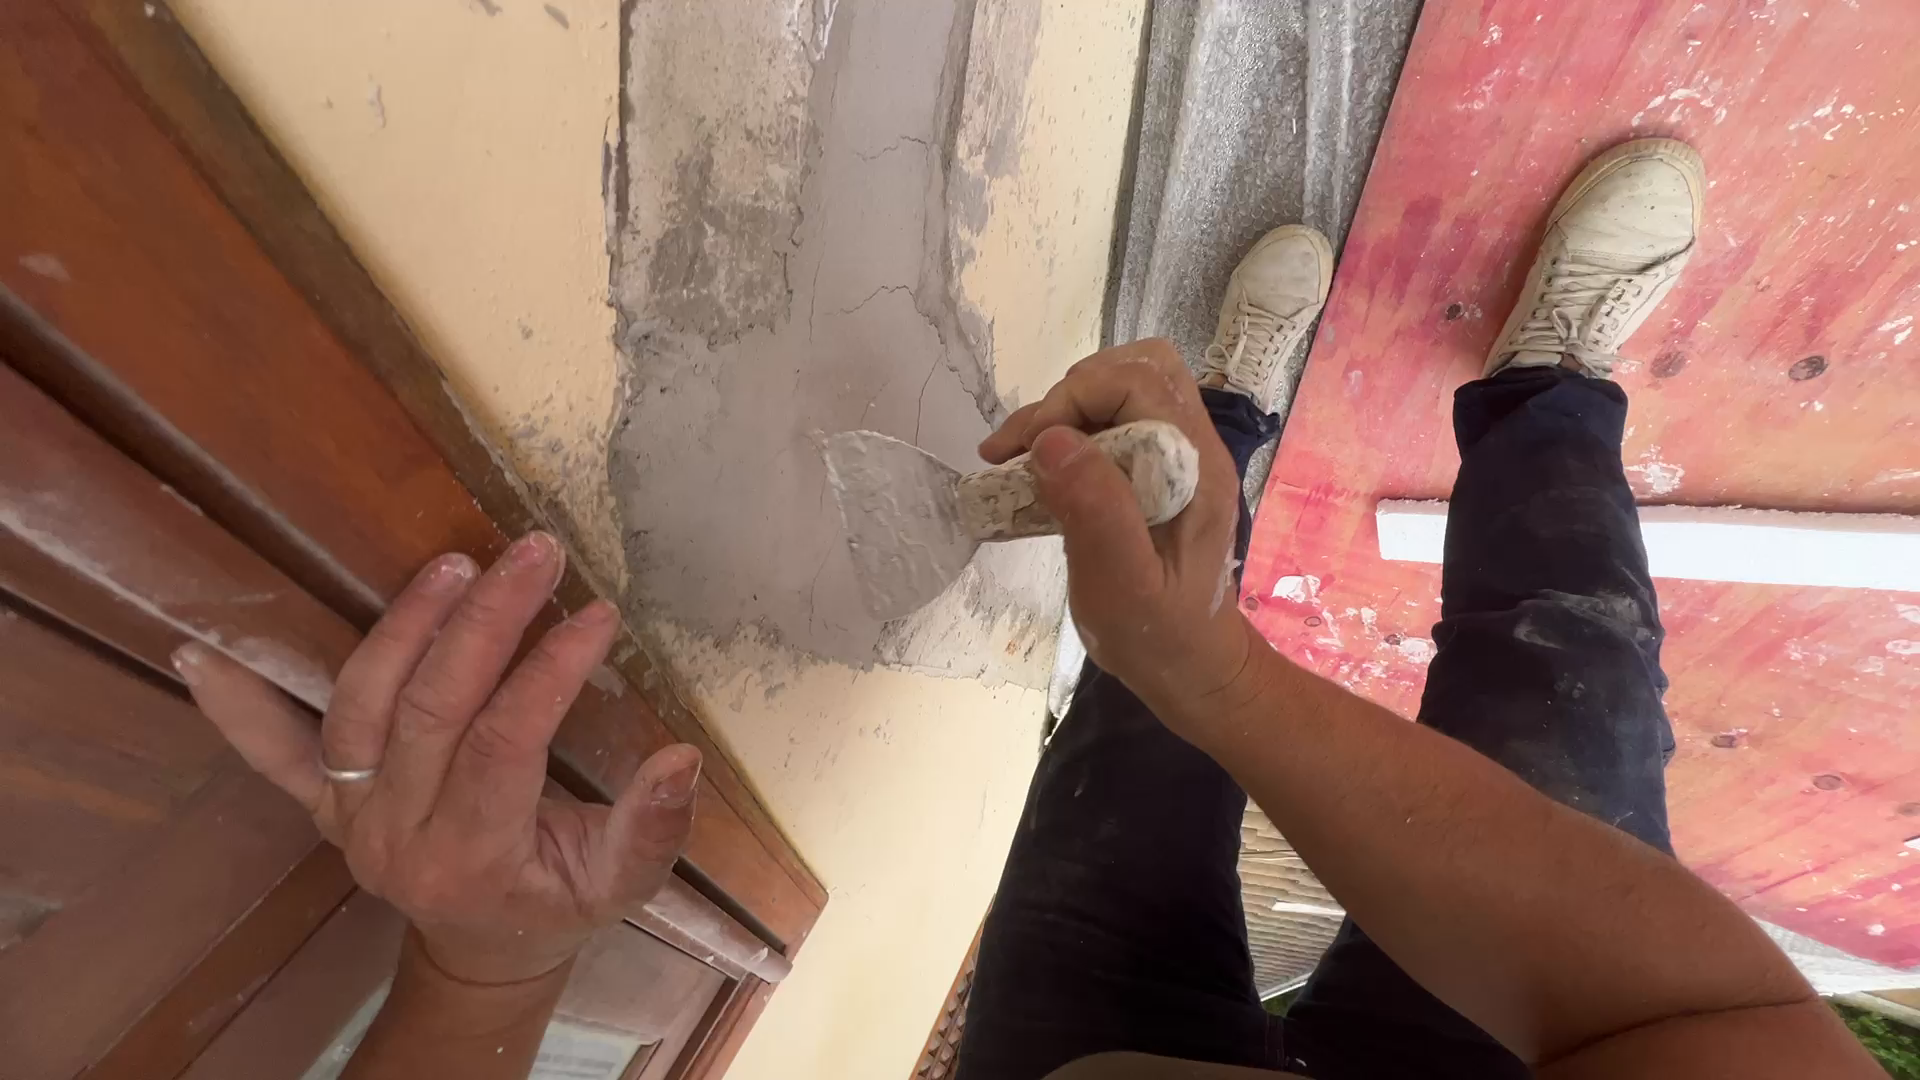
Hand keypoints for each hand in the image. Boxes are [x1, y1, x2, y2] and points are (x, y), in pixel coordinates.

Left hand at [173, 531, 700, 984]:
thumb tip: (681, 758)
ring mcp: (348, 815)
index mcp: (475, 854)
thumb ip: (653, 826)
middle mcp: (396, 832)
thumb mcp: (627, 881)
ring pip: (360, 707)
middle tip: (536, 553)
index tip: (598, 613)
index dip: (551, 671)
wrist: (487, 949)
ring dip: (404, 627)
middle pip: (429, 706)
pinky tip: (201, 653)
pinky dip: (238, 706)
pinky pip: (272, 755)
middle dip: (486, 619)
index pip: (505, 741)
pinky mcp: (325, 803)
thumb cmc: (563, 907)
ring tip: (455, 565)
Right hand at [980, 339, 1256, 731]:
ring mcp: (1173, 458)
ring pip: (1116, 392)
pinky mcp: (1152, 474)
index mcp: (1195, 466)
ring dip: (1060, 415)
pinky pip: (1109, 426)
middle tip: (1020, 449)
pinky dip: (1065, 436)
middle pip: (1131, 371)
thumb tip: (1051, 440)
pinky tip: (1033, 471)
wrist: (1191, 665)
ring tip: (1012, 458)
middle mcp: (1190, 448)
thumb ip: (1096, 512)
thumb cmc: (1158, 636)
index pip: (1139, 381)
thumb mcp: (1122, 585)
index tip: (1029, 448)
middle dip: (1066, 397)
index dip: (1074, 398)